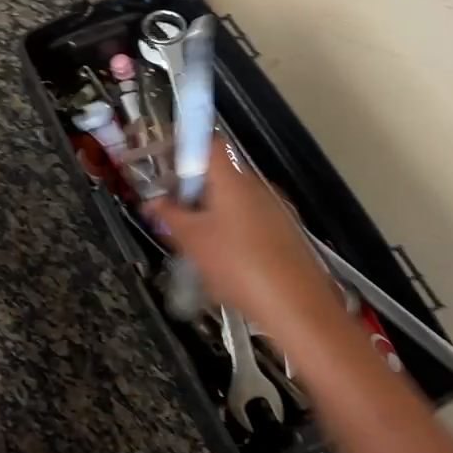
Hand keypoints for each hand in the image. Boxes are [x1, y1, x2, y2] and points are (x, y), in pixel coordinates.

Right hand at [136, 138, 343, 335]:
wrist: (300, 310)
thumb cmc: (240, 266)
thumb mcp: (191, 240)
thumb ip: (167, 214)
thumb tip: (153, 201)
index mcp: (233, 178)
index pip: (206, 141)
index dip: (183, 146)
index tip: (164, 165)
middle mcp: (257, 186)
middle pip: (219, 173)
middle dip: (193, 188)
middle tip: (173, 210)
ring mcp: (277, 210)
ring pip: (234, 200)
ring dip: (212, 212)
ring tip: (195, 242)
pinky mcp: (288, 235)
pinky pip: (251, 221)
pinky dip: (233, 231)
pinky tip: (224, 261)